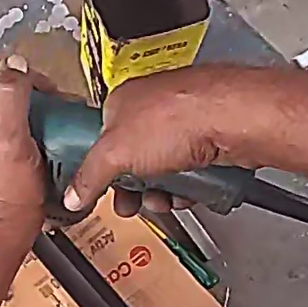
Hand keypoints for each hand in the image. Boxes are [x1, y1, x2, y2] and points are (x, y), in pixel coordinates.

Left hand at [0, 54, 47, 229]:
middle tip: (53, 103)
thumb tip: (16, 64)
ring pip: (19, 101)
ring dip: (40, 105)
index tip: (43, 89)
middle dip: (34, 91)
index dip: (21, 76)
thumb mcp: (8, 134)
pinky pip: (26, 119)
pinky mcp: (7, 143)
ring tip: (56, 115)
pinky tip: (52, 128)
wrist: (15, 219)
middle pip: (7, 85)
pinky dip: (41, 119)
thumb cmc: (7, 186)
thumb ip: (10, 95)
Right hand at [63, 65, 288, 213]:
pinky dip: (186, 187)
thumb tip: (73, 194)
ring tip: (164, 199)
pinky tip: (187, 192)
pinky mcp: (207, 141)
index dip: (97, 168)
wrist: (234, 120)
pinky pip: (187, 172)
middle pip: (131, 159)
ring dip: (160, 192)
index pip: (98, 139)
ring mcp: (181, 125)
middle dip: (132, 188)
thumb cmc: (181, 117)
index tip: (95, 190)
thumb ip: (90, 176)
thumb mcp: (116, 153)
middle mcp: (151, 109)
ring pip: (161, 169)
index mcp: (121, 101)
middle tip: (131, 204)